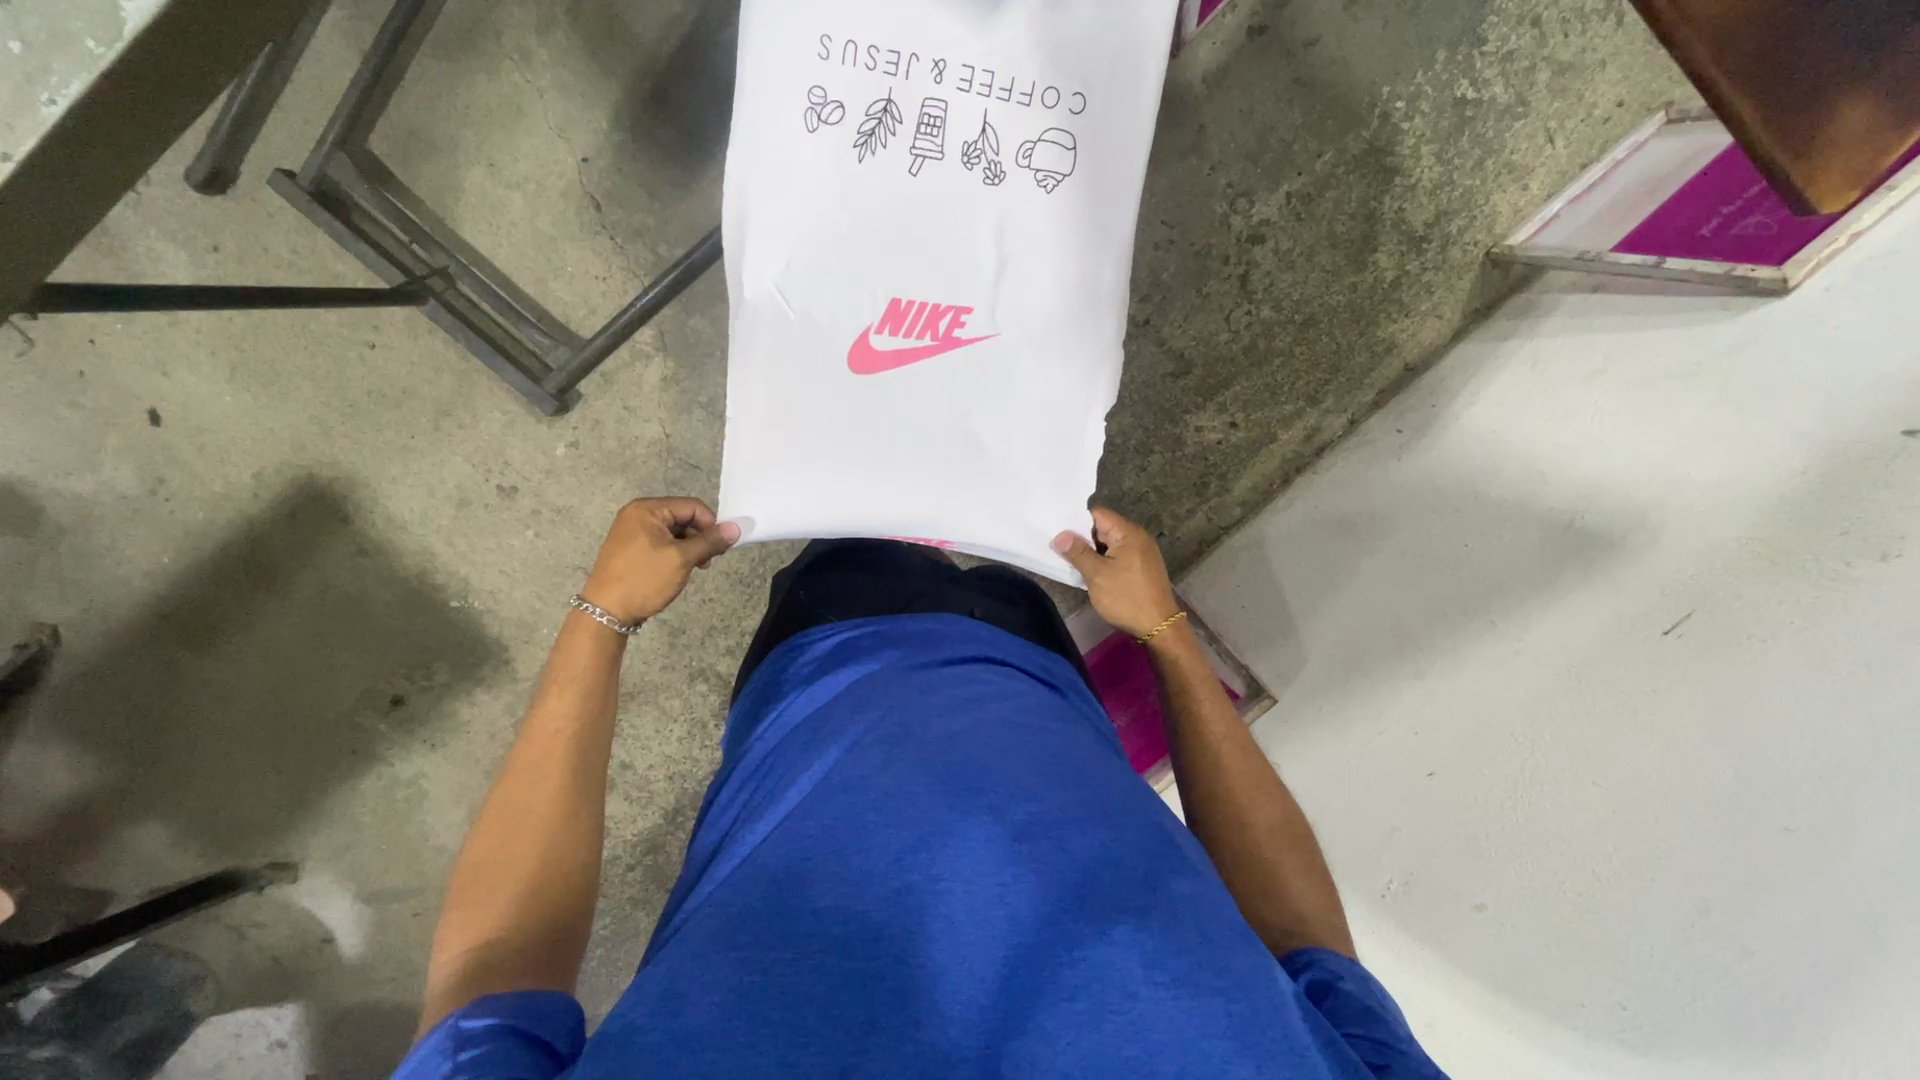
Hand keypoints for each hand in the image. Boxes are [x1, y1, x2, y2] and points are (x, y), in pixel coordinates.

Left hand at [578, 498, 739, 624]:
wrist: (606, 611)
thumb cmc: (644, 580)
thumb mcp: (681, 559)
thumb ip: (710, 541)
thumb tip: (736, 528)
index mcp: (647, 509)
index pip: (692, 506)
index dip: (711, 524)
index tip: (720, 548)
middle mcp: (638, 515)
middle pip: (683, 517)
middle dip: (700, 537)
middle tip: (707, 561)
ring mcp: (632, 532)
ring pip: (674, 532)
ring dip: (689, 547)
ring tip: (695, 568)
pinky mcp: (632, 548)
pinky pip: (661, 542)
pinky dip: (675, 553)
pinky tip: (679, 569)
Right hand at [1052, 507, 1181, 640]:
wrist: (1158, 625)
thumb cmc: (1126, 598)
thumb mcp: (1096, 575)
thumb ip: (1077, 552)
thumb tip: (1060, 536)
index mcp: (1128, 533)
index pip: (1098, 514)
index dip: (1077, 520)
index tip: (1058, 531)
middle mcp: (1138, 536)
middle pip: (1104, 527)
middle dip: (1083, 537)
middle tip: (1060, 548)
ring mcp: (1142, 551)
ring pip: (1110, 543)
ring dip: (1093, 551)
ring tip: (1072, 560)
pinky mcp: (1142, 566)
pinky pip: (1119, 554)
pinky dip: (1105, 560)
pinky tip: (1092, 572)